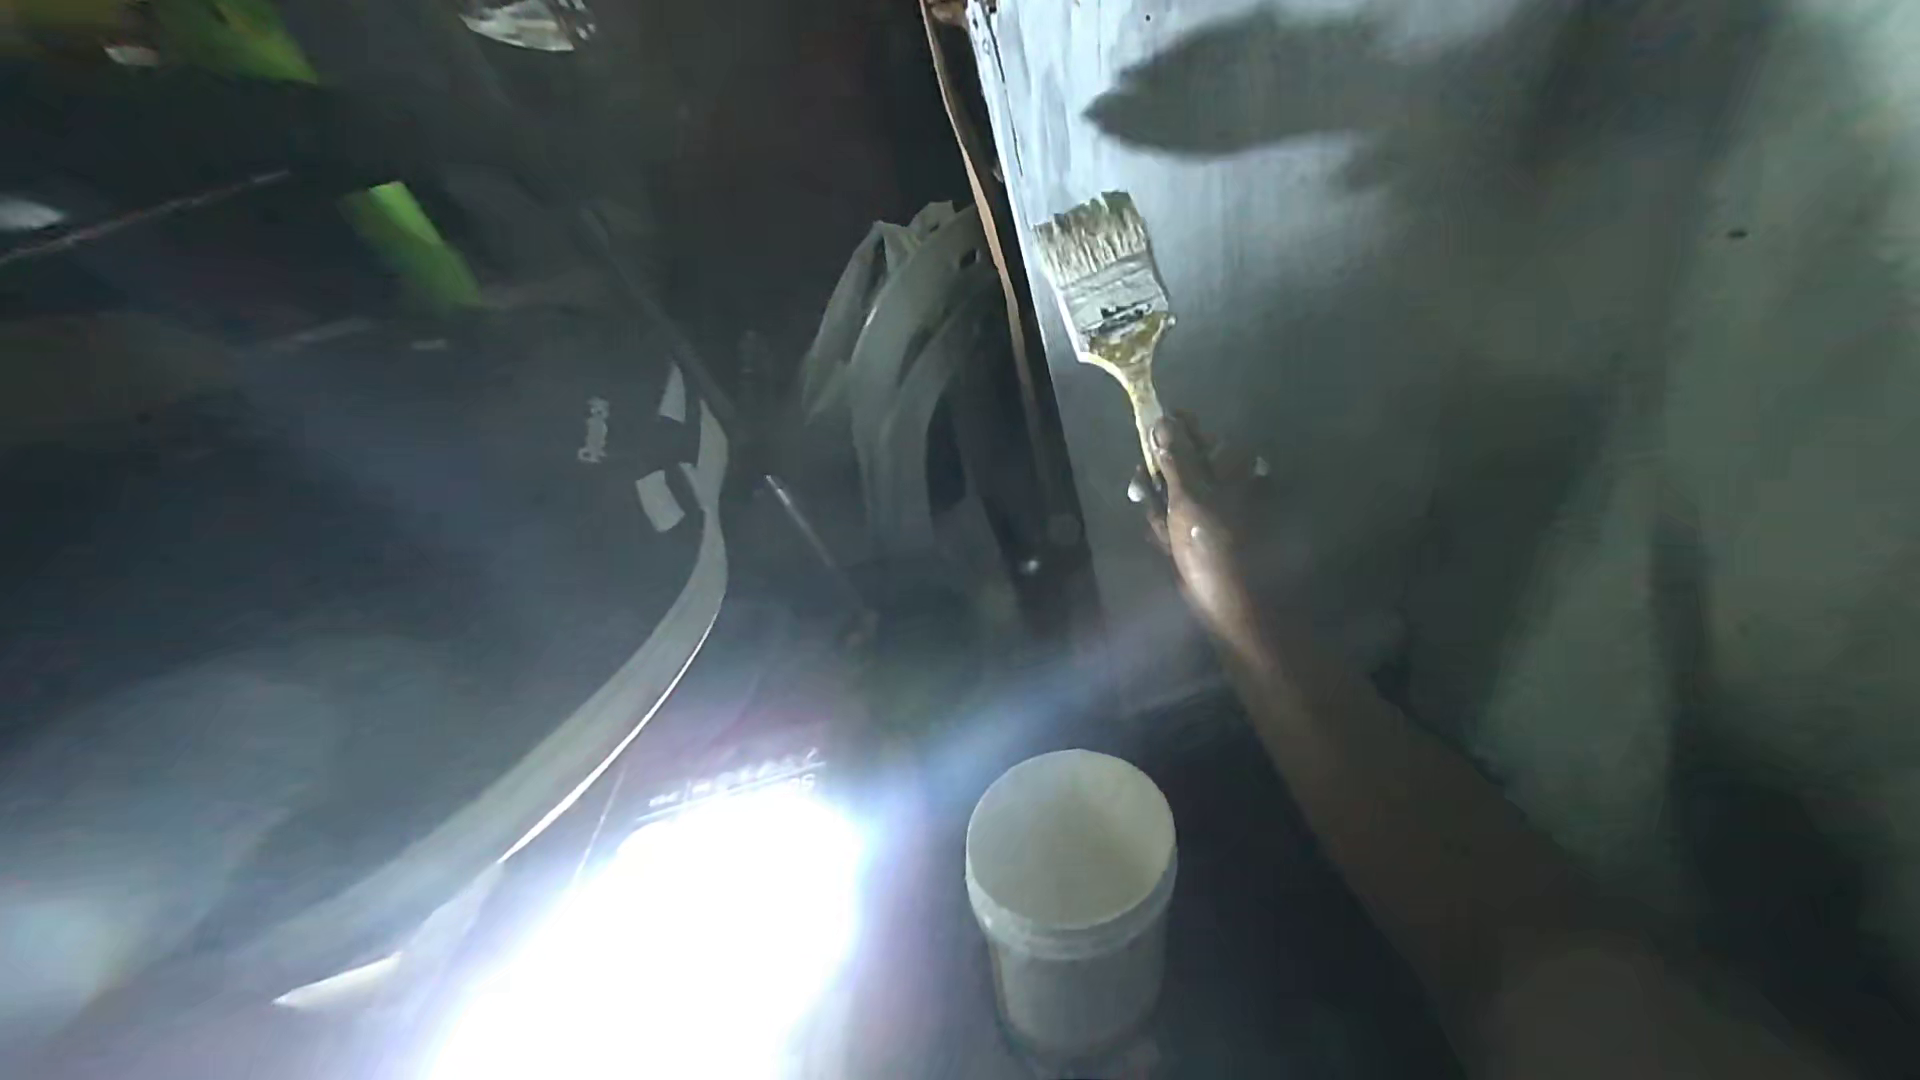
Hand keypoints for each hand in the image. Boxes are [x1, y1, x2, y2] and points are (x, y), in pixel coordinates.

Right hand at [1131, 414, 1270, 649]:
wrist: (1229, 599)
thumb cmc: (1212, 542)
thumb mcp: (1190, 495)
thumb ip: (1175, 457)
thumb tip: (1162, 419)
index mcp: (1228, 466)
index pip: (1196, 433)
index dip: (1171, 427)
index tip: (1148, 426)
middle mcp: (1222, 483)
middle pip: (1179, 462)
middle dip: (1157, 473)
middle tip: (1148, 488)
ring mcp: (1209, 508)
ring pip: (1171, 491)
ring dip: (1156, 501)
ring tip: (1160, 523)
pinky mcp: (1196, 531)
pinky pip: (1170, 518)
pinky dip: (1162, 525)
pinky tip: (1164, 538)